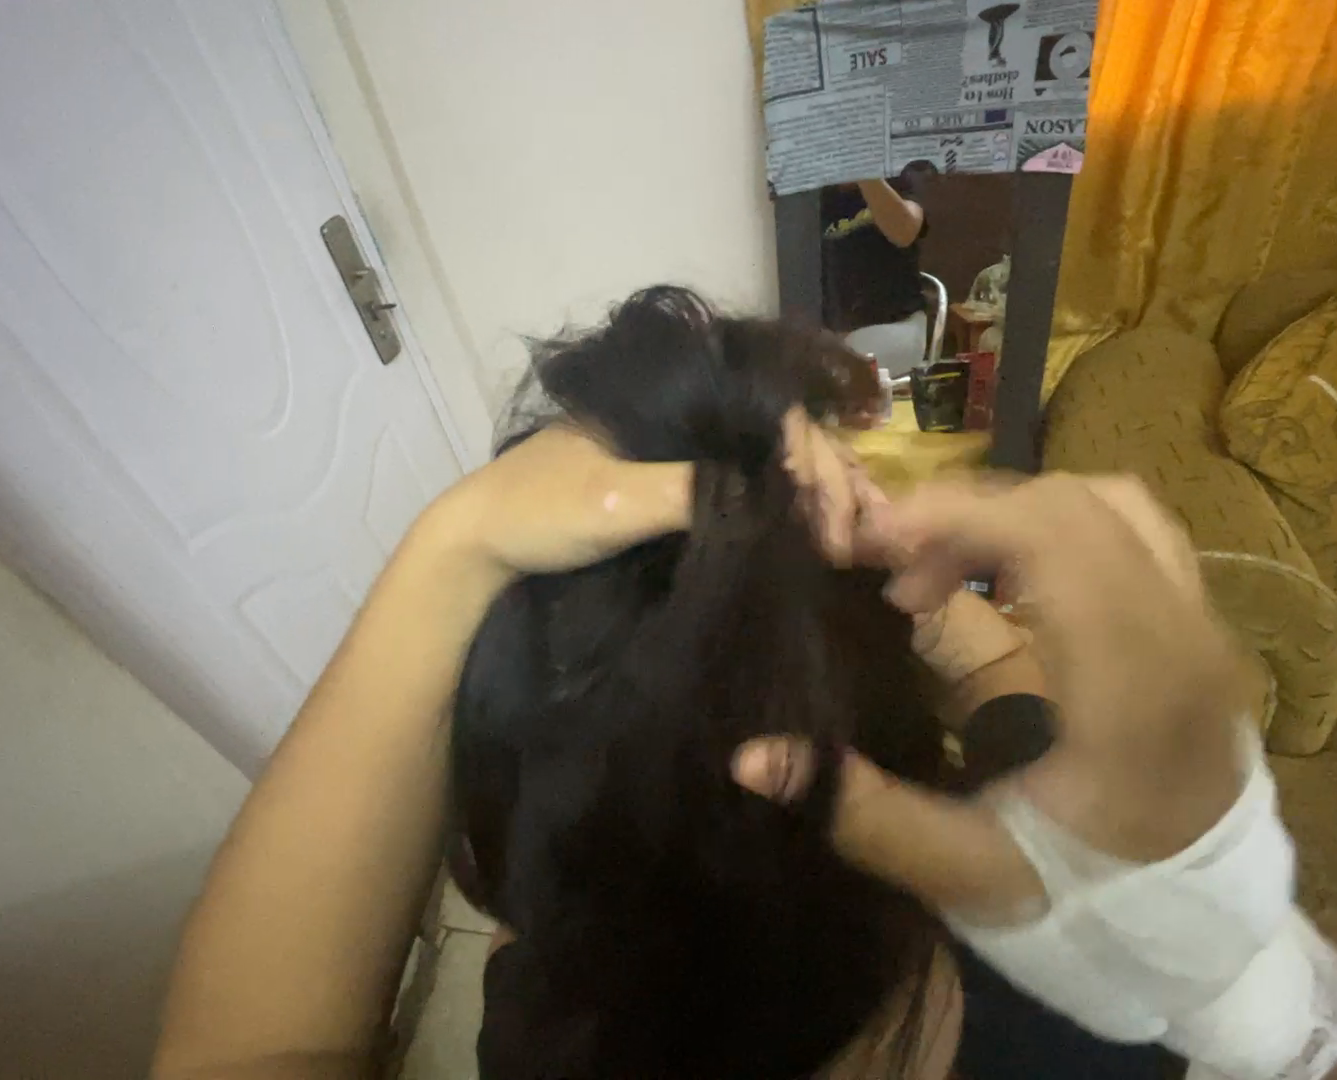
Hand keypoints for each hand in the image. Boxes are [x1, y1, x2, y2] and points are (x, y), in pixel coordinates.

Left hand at [422, 413, 881, 583]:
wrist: (481, 543)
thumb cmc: (537, 510)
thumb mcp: (614, 501)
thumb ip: (692, 494)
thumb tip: (778, 504)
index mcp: (674, 395)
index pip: (770, 415)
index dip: (812, 466)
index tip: (833, 529)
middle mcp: (686, 413)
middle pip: (777, 435)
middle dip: (826, 480)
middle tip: (855, 539)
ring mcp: (679, 451)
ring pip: (764, 462)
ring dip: (810, 496)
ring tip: (847, 541)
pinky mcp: (670, 485)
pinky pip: (740, 489)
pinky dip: (779, 511)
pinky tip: (805, 538)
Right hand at [735, 473, 1250, 922]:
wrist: (1202, 928)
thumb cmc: (1084, 899)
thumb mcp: (962, 869)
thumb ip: (860, 810)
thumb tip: (750, 759)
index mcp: (1130, 690)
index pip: (1052, 537)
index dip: (950, 516)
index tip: (867, 544)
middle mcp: (1179, 637)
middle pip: (1066, 505)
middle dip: (958, 515)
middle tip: (886, 567)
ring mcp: (1199, 623)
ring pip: (1102, 503)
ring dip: (1003, 515)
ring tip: (939, 567)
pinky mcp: (1193, 623)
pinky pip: (1127, 527)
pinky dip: (1049, 525)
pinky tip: (1003, 572)